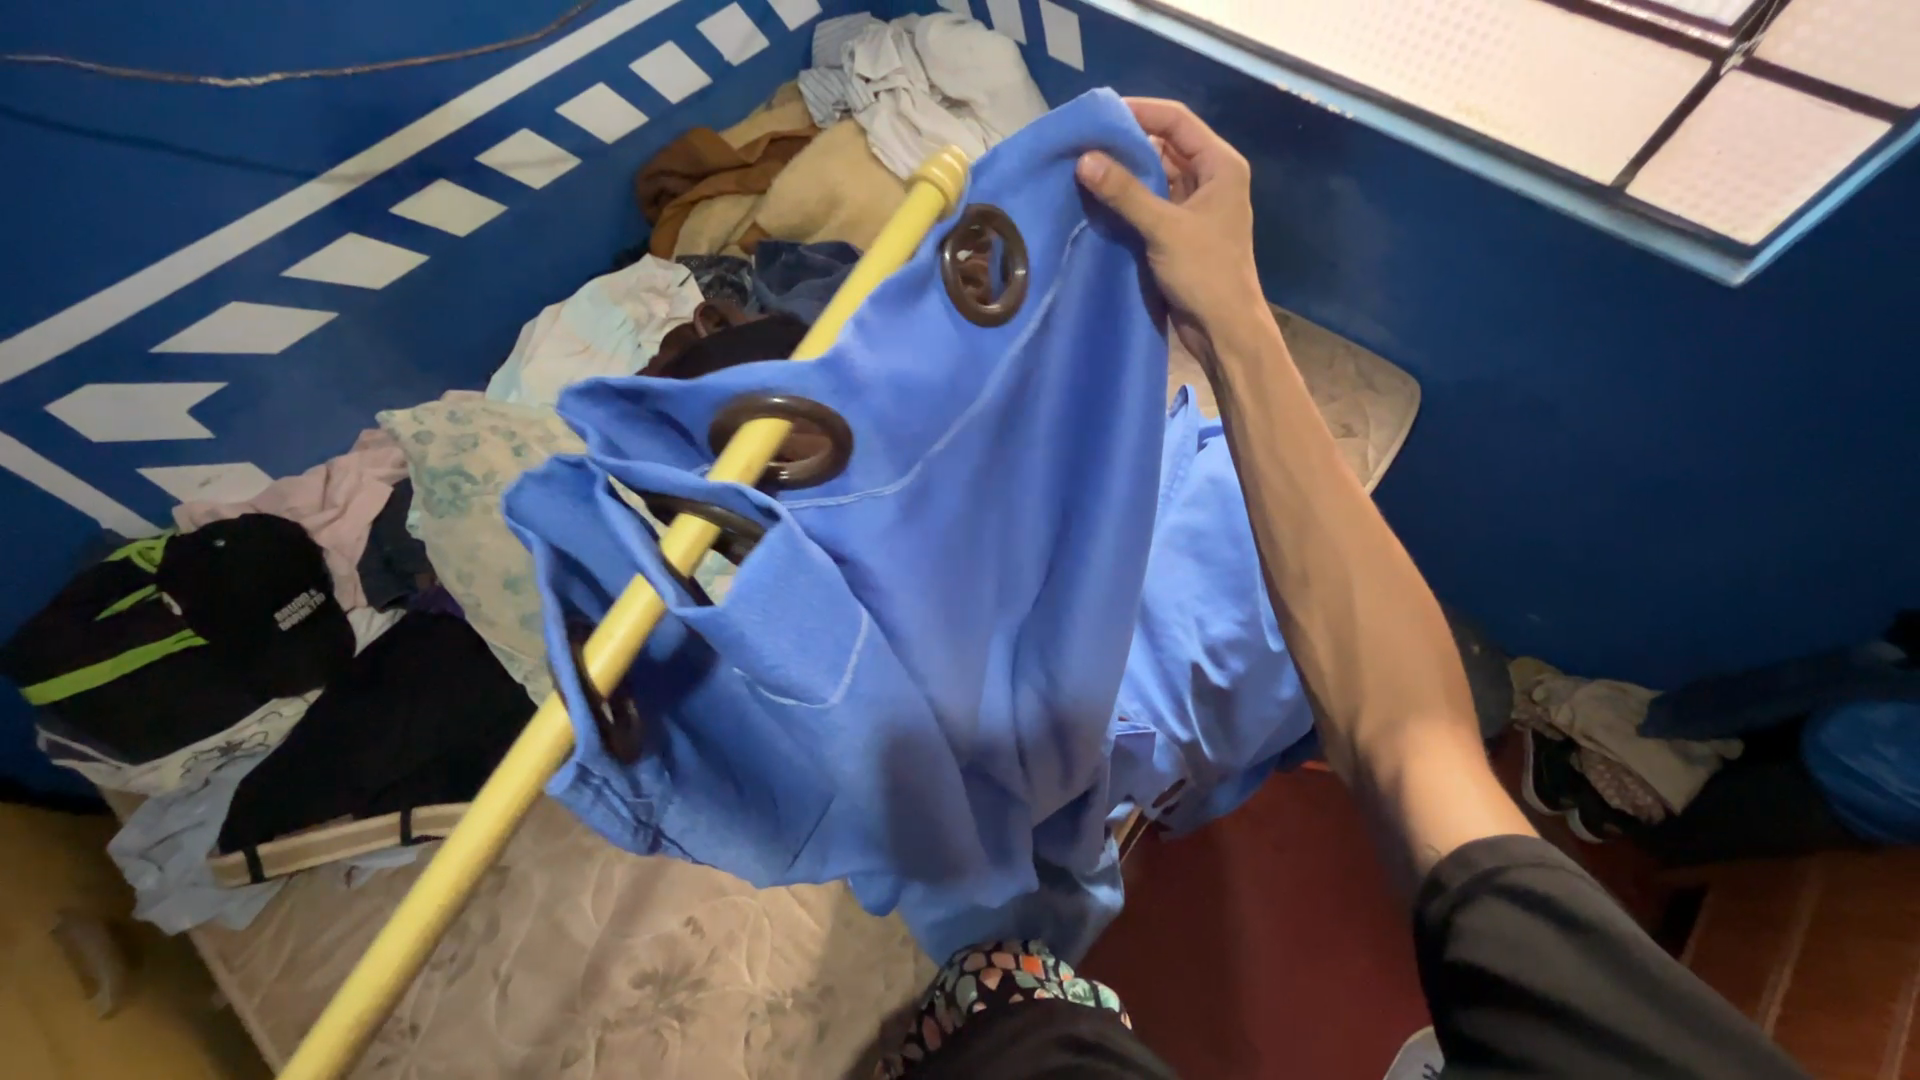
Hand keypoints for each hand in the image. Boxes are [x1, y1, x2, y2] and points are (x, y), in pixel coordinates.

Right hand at [1076, 99, 1264, 358]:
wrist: (1224, 328)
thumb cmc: (1205, 273)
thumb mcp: (1163, 228)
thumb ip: (1125, 193)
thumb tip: (1085, 159)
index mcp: (1220, 166)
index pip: (1177, 121)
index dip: (1140, 112)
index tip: (1100, 114)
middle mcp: (1210, 180)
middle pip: (1165, 147)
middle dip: (1127, 145)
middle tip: (1085, 144)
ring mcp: (1195, 208)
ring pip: (1156, 178)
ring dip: (1125, 175)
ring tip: (1085, 170)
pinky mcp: (1180, 234)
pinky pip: (1151, 206)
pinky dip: (1128, 203)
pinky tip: (1099, 203)